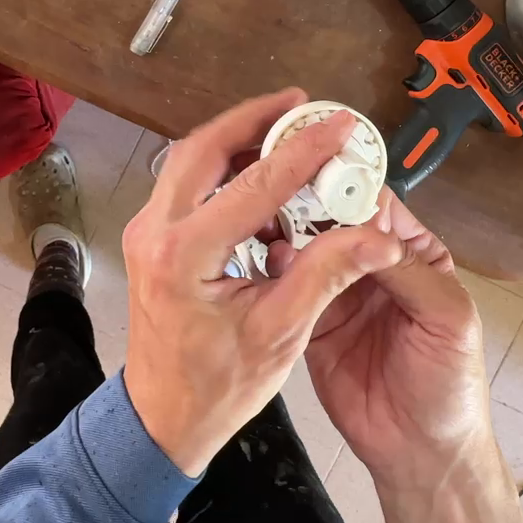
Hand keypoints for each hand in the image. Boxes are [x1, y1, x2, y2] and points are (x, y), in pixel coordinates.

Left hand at [121, 89, 404, 475]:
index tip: (337, 126)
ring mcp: (146, 230)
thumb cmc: (217, 385)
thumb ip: (326, 274)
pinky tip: (259, 170)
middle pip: (204, 148)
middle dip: (254, 120)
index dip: (302, 152)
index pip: (253, 186)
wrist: (161, 415)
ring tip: (285, 129)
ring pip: (191, 159)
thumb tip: (376, 235)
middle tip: (300, 106)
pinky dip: (223, 166)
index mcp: (184, 255)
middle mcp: (155, 231)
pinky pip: (186, 182)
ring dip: (237, 138)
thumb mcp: (280, 333)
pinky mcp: (152, 235)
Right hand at [292, 193, 522, 522]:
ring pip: (307, 246)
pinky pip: (289, 285)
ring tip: (259, 212)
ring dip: (286, 228)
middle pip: (334, 219)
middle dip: (308, 201)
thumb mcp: (448, 319)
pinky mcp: (308, 317)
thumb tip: (363, 226)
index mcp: (411, 253)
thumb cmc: (450, 384)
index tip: (314, 165)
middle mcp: (369, 262)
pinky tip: (258, 256)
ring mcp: (335, 289)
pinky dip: (273, 267)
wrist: (417, 454)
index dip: (348, 185)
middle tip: (275, 184)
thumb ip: (409, 270)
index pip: (376, 205)